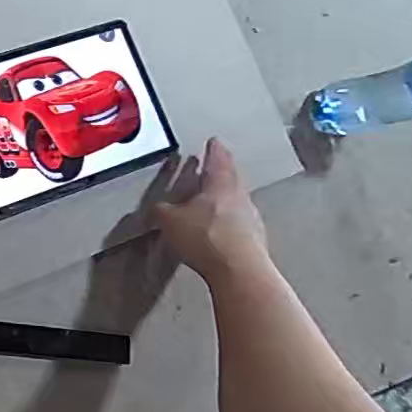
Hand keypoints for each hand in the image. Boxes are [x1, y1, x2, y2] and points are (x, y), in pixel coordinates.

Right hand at [153, 138, 269, 284]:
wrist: (238, 269)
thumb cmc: (206, 238)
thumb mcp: (170, 221)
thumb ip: (162, 210)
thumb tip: (158, 207)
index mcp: (221, 185)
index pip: (219, 159)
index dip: (214, 150)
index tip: (214, 142)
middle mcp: (239, 196)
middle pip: (230, 178)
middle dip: (220, 171)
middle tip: (213, 167)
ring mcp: (250, 217)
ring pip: (235, 199)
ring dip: (223, 196)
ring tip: (210, 199)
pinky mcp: (253, 237)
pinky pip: (238, 221)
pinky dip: (227, 219)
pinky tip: (217, 228)